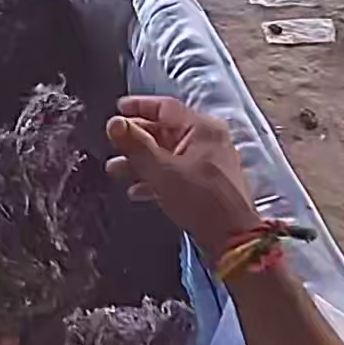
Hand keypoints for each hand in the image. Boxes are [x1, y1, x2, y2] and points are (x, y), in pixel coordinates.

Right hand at [105, 95, 260, 253]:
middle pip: (163, 130)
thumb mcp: (161, 170)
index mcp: (201, 129)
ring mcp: (207, 161)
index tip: (117, 109)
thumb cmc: (201, 201)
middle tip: (112, 143)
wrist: (231, 237)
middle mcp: (206, 140)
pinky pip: (173, 171)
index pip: (164, 107)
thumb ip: (135, 145)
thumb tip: (114, 123)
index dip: (138, 106)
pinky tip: (137, 190)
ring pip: (165, 153)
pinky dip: (154, 177)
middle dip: (134, 139)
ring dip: (140, 161)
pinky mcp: (204, 181)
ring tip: (116, 170)